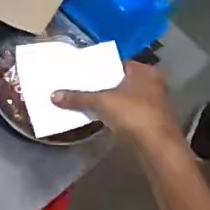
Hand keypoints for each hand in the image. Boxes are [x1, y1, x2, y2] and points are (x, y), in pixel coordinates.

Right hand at [53, 61, 177, 144]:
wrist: (156, 146)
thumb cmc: (133, 114)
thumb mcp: (101, 102)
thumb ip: (78, 98)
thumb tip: (53, 95)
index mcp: (145, 71)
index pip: (118, 63)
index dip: (100, 68)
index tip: (82, 72)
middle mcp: (153, 83)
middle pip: (121, 81)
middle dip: (103, 85)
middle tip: (80, 86)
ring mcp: (154, 103)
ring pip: (125, 98)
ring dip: (109, 101)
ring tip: (85, 101)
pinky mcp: (150, 120)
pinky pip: (128, 112)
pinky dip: (116, 113)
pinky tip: (100, 116)